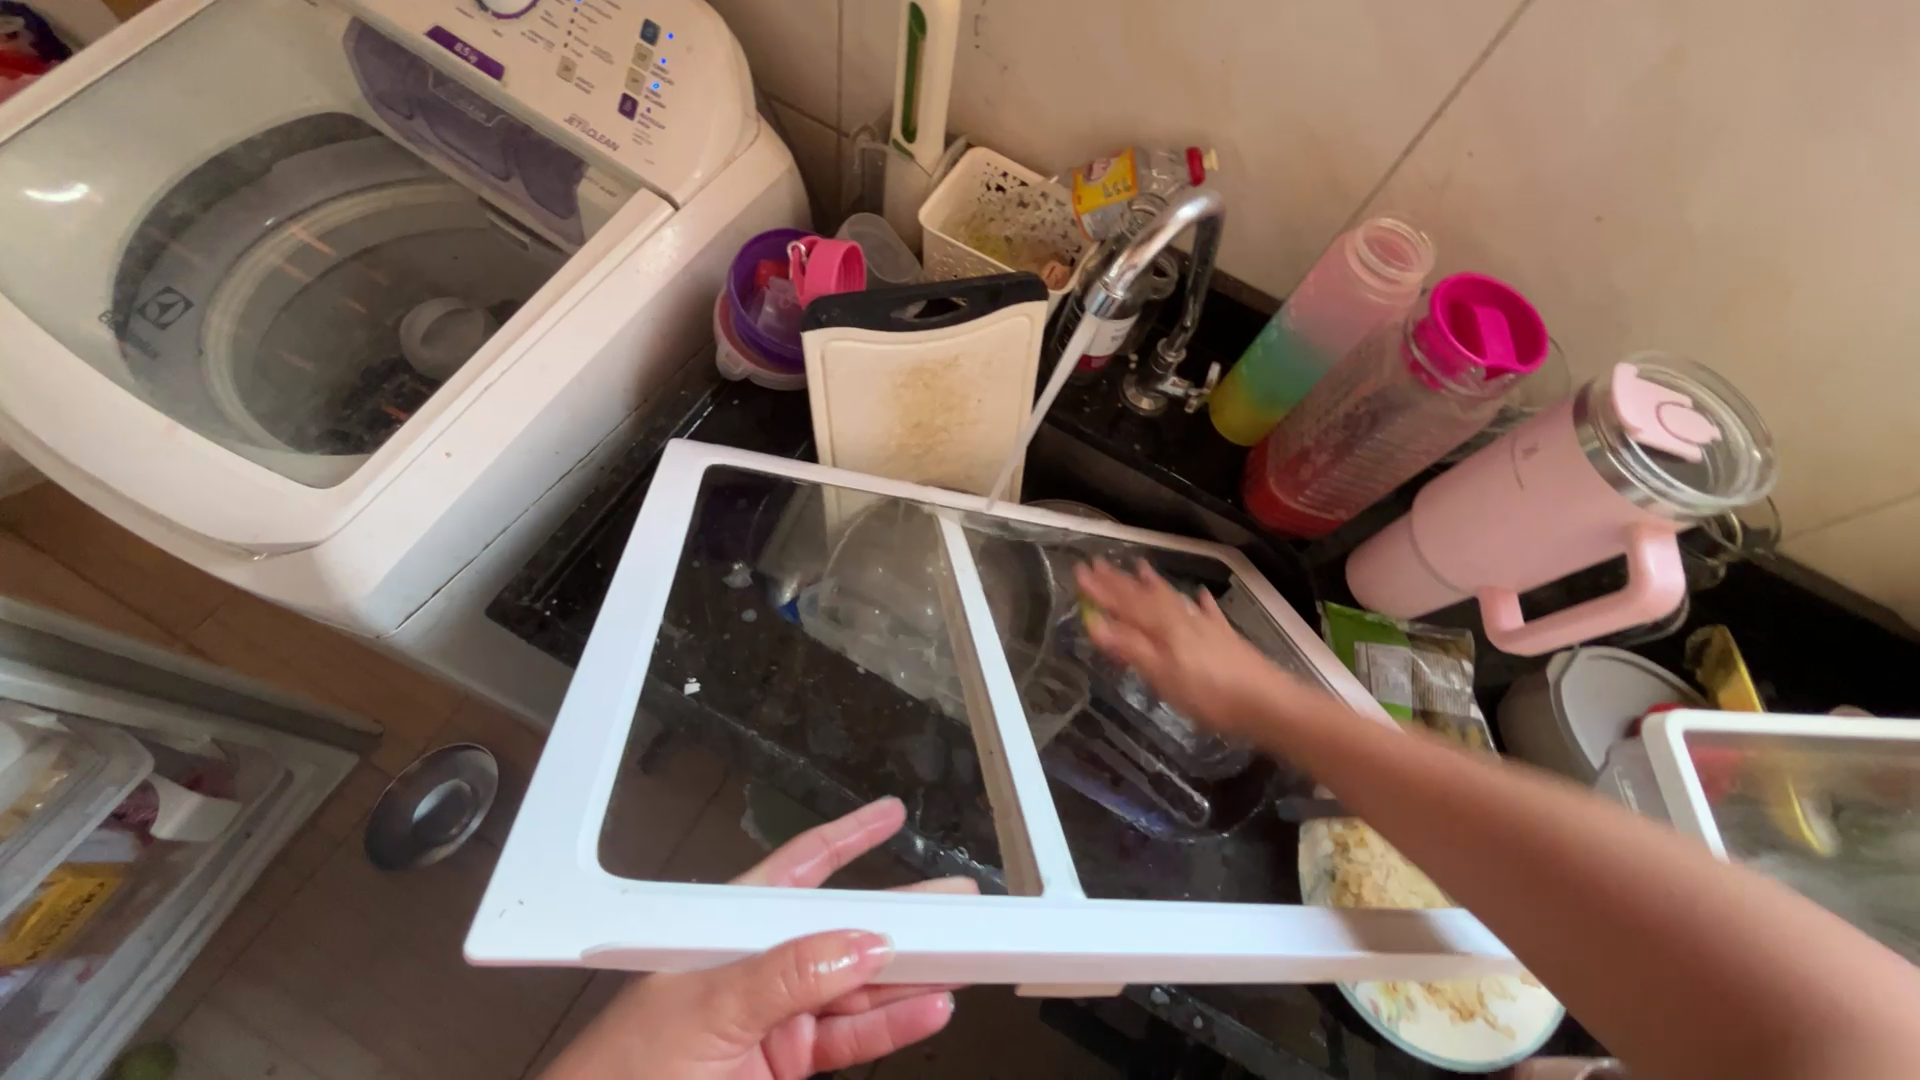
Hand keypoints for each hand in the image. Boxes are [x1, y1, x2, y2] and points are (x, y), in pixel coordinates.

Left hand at [542, 797, 973, 1079]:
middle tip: (958, 900)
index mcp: (730, 928)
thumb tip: (863, 942)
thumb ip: (785, 976)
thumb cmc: (624, 1070)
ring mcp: (779, 1017)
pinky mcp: (791, 1064)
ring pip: (858, 984)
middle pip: (843, 926)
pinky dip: (894, 1024)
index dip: (847, 837)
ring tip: (964, 955)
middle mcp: (761, 964)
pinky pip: (853, 1037)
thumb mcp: (705, 1010)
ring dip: (911, 971)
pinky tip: (931, 1008)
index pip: (798, 869)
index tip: (890, 814)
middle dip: (902, 911)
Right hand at [1074, 558, 1298, 738]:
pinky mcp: (1224, 638)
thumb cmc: (1210, 694)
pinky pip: (1206, 613)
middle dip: (1120, 581)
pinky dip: (1199, 603)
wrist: (1268, 703)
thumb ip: (1130, 648)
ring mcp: (1205, 627)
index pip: (1125, 603)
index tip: (1079, 574)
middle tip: (1098, 564)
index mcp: (1163, 627)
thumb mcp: (1162, 674)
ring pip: (1172, 599)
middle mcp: (1182, 619)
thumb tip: (1094, 625)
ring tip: (1140, 567)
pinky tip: (1199, 596)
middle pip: (1146, 596)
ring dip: (1153, 584)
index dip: (1101, 590)